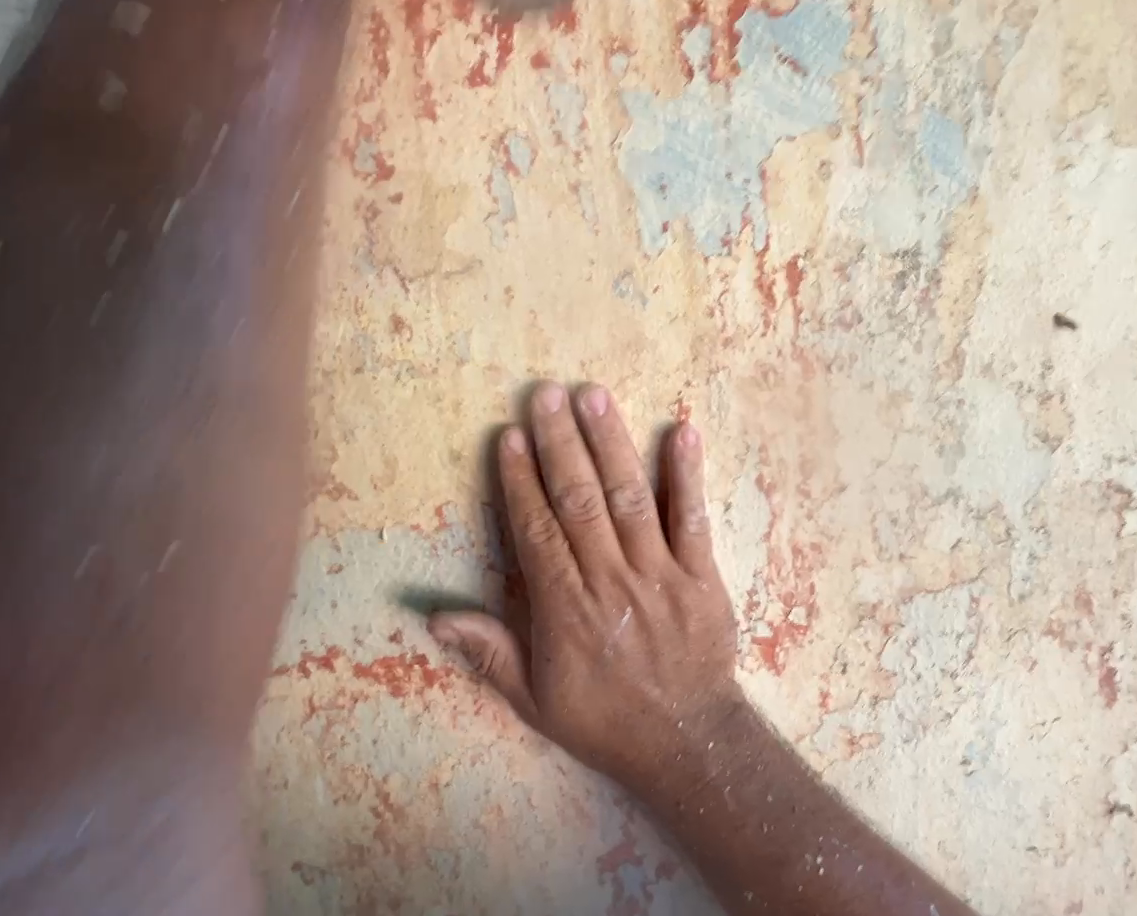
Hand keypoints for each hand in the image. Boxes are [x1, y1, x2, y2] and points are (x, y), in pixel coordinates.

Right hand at [429, 382, 743, 793]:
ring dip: (612, 444)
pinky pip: (694, 519)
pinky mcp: (702, 576)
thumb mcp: (534, 701)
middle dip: (562, 444)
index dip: (522, 481)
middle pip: (580, 502)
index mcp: (566, 611)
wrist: (687, 742)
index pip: (538, 532)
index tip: (512, 436)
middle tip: (546, 394)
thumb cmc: (605, 719)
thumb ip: (489, 653)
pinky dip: (687, 475)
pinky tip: (681, 431)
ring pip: (631, 499)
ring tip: (595, 396)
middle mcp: (611, 582)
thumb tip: (434, 617)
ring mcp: (661, 575)